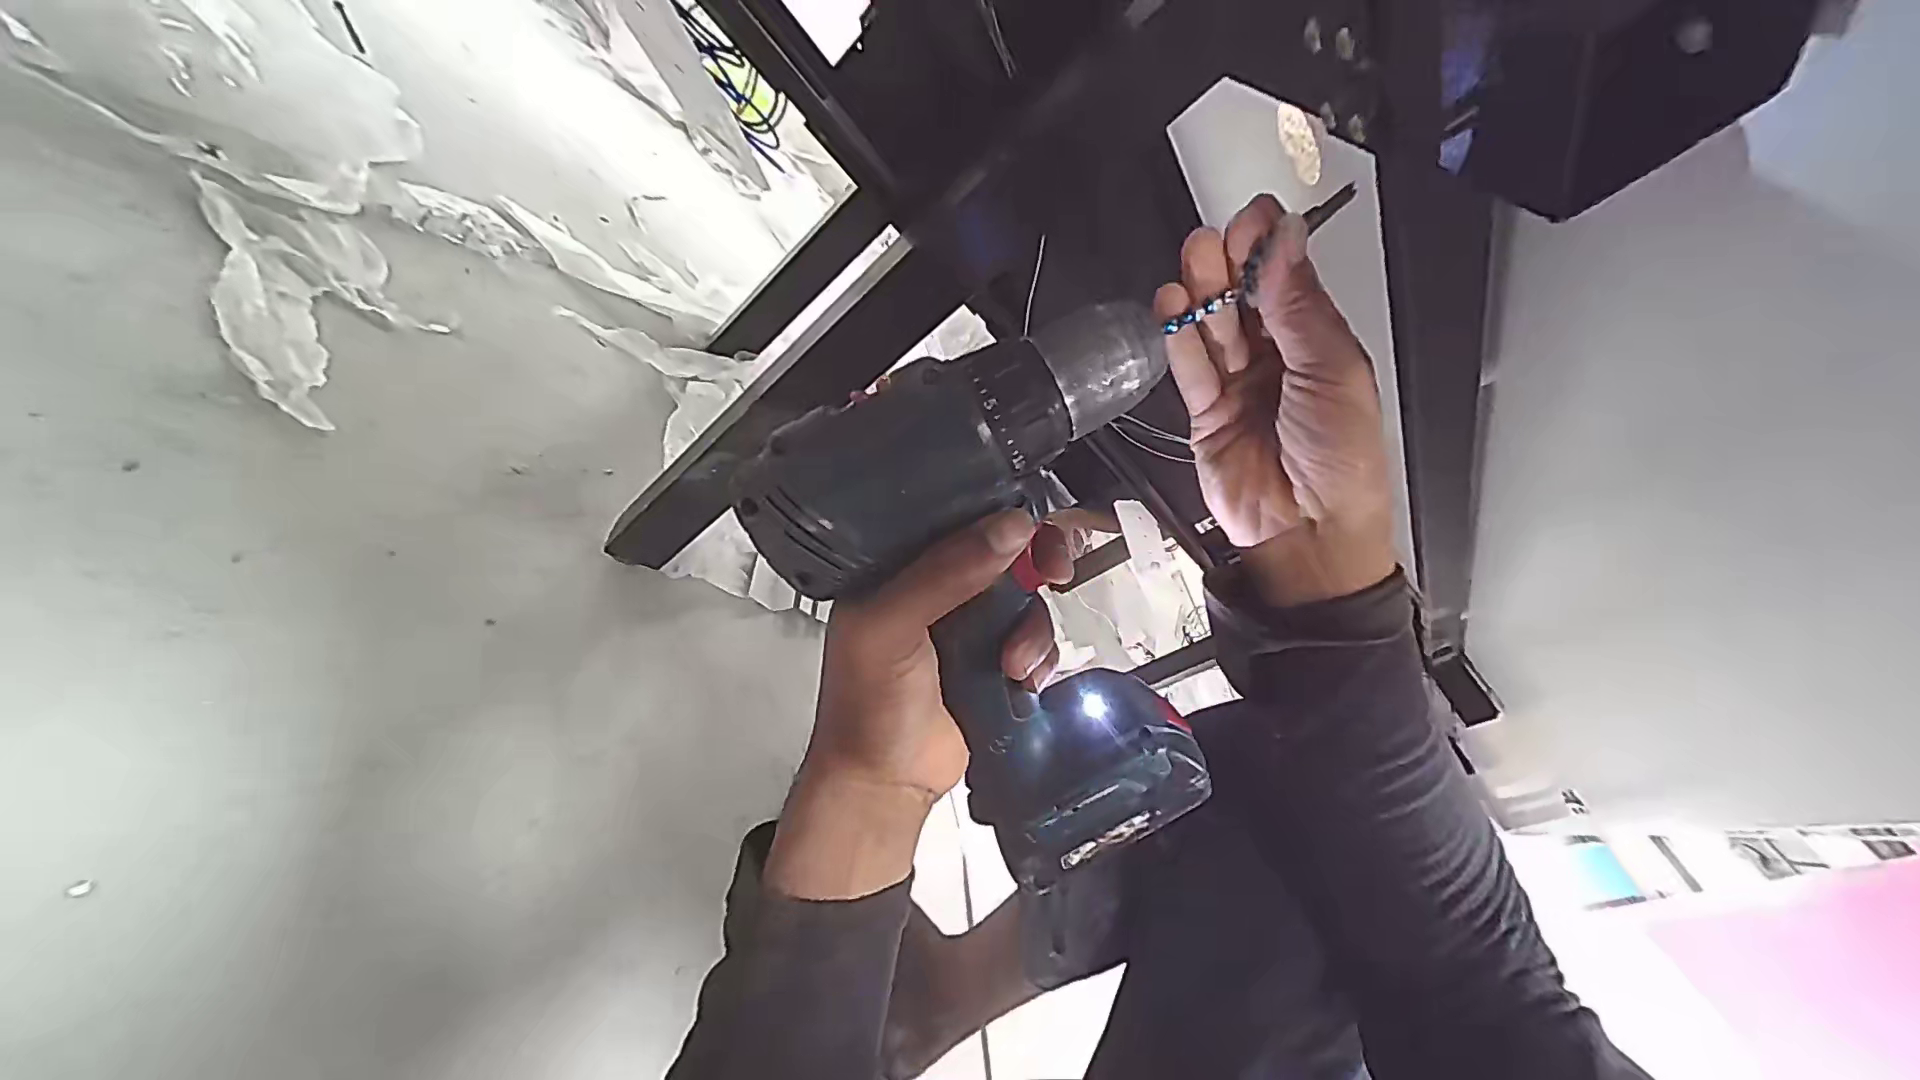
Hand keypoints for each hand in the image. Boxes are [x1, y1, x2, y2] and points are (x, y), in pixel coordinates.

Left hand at [766, 511, 1073, 899]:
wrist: (887, 781)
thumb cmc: (866, 704)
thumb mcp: (893, 627)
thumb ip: (946, 573)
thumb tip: (1009, 529)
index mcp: (899, 566)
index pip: (956, 518)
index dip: (999, 514)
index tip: (1034, 526)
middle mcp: (935, 587)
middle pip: (1002, 550)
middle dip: (1036, 560)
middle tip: (1053, 571)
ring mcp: (966, 623)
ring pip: (1025, 595)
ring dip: (1033, 625)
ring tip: (1013, 662)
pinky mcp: (991, 656)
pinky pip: (1034, 635)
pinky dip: (1039, 653)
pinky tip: (1020, 676)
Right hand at [1153, 195, 1398, 604]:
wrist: (1305, 531)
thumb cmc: (1340, 460)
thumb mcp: (1331, 371)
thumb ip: (1298, 309)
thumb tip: (1284, 245)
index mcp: (1321, 345)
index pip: (1288, 283)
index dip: (1269, 249)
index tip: (1253, 220)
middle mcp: (1277, 361)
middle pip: (1244, 301)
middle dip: (1228, 267)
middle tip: (1213, 241)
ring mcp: (1239, 387)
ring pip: (1212, 329)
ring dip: (1201, 296)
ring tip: (1190, 267)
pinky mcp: (1205, 413)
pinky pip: (1189, 367)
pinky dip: (1178, 338)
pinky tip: (1172, 309)